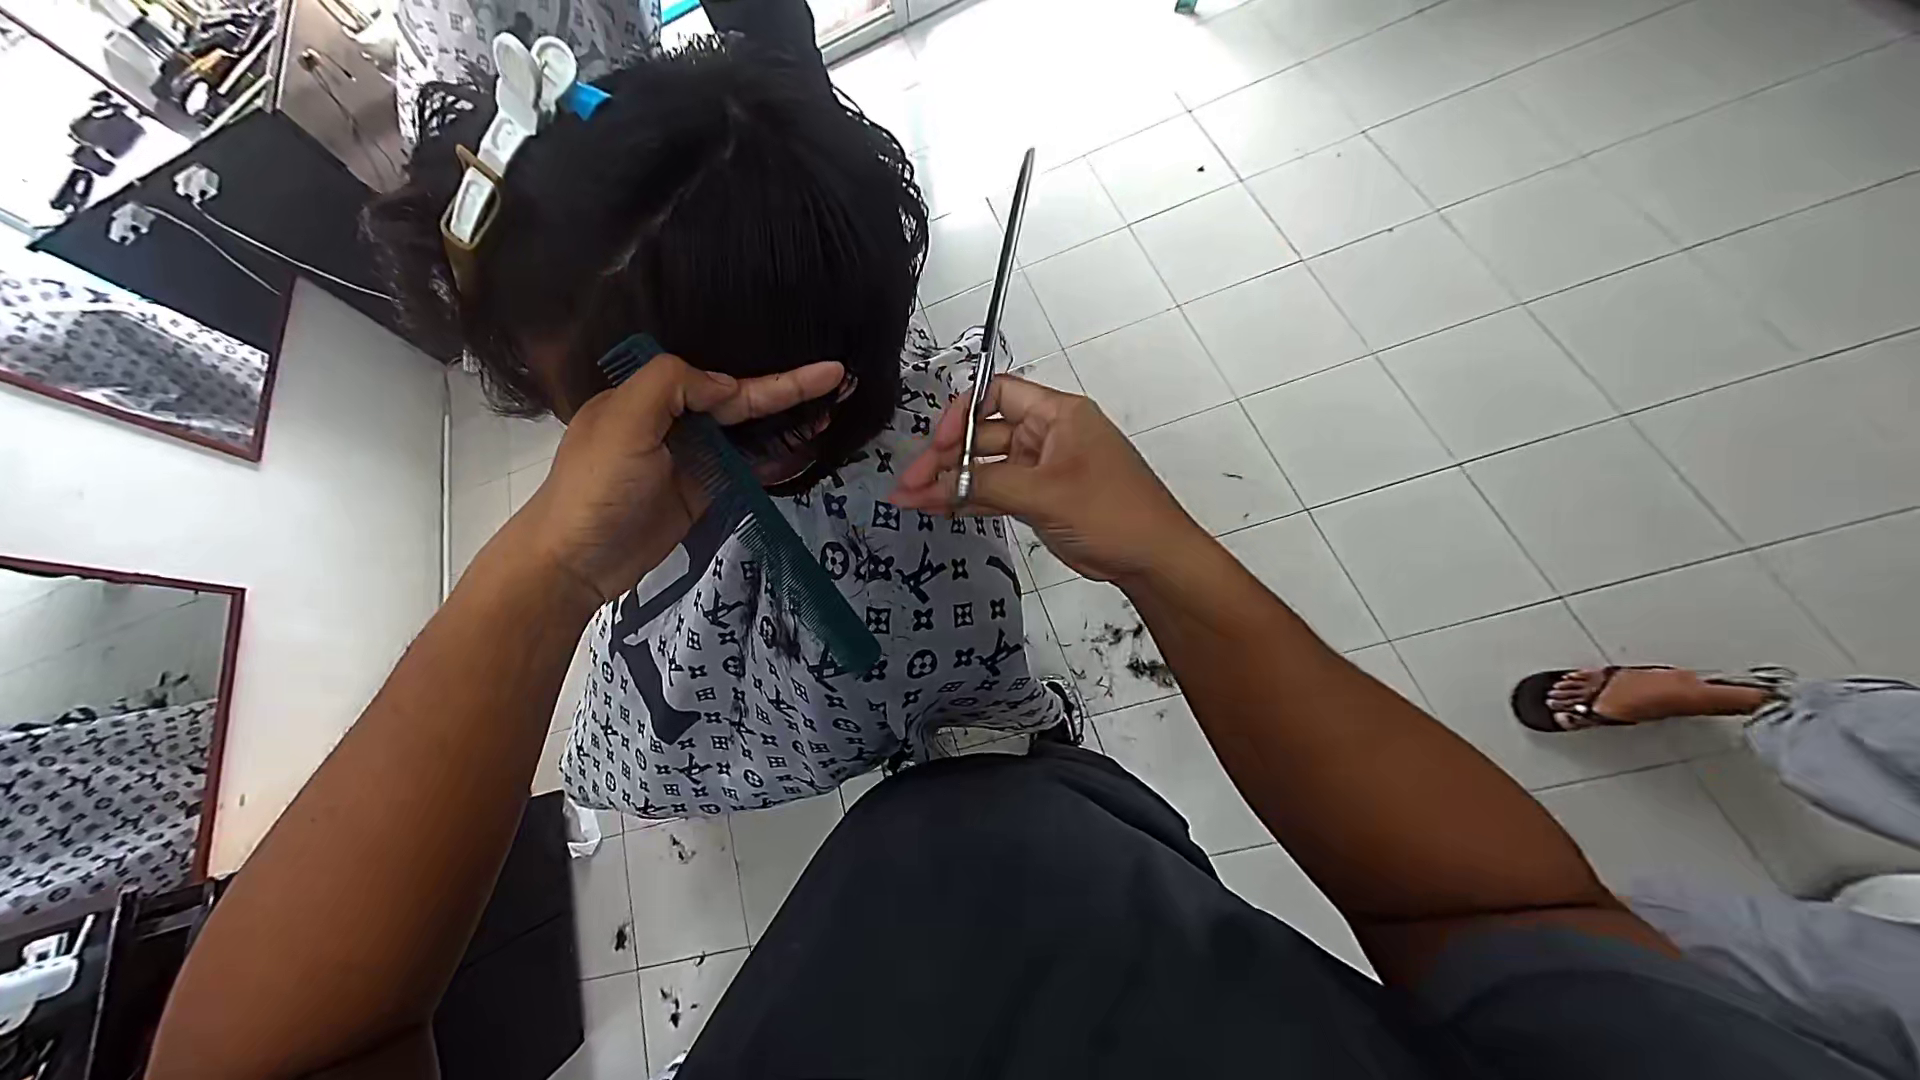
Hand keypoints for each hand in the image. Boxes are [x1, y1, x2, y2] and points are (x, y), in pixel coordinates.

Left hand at [498, 353, 844, 608]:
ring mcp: (692, 460)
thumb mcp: (622, 424)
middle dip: (788, 393)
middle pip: (741, 404)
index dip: (768, 381)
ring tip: (830, 416)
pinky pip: (746, 469)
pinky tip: (803, 451)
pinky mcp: (704, 492)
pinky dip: (775, 460)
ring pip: (749, 435)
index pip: (719, 383)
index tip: (812, 379)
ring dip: (787, 425)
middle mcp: (675, 423)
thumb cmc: (595, 489)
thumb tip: (727, 387)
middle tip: (837, 379)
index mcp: (651, 398)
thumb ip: (669, 387)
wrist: (576, 563)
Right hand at [892, 375, 1205, 583]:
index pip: (997, 395)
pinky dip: (968, 500)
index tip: (939, 442)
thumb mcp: (1046, 493)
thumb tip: (938, 484)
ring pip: (985, 468)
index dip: (962, 414)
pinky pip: (994, 492)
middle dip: (945, 457)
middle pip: (983, 434)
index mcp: (1057, 415)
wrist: (1149, 557)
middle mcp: (1047, 435)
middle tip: (912, 480)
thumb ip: (988, 485)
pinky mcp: (1038, 498)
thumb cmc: (1117, 512)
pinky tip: (938, 508)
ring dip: (950, 482)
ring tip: (912, 498)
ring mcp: (1041, 468)